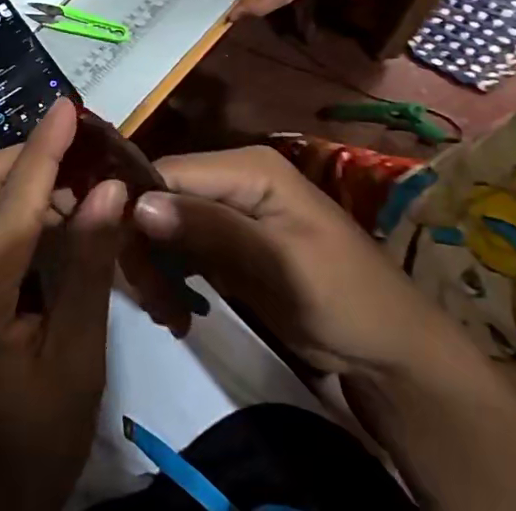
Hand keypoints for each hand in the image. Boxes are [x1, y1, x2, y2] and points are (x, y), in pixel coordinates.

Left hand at [0, 103, 128, 510]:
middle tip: (85, 161)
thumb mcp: (77, 360)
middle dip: (30, 159)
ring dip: (17, 185)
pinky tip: (40, 231)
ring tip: (74, 199)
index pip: (13, 201)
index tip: (69, 105)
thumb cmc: (34, 442)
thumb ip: (89, 268)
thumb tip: (109, 190)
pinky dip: (1, 212)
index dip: (45, 148)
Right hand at [126, 145, 439, 376]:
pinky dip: (173, 280)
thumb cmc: (343, 297)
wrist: (388, 349)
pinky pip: (182, 251)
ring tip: (168, 316)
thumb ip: (212, 229)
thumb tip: (139, 205)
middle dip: (148, 249)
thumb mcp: (279, 264)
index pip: (168, 172)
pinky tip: (177, 313)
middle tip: (155, 305)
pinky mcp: (229, 244)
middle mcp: (233, 178)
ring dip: (158, 271)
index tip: (127, 266)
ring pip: (166, 228)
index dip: (137, 211)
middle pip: (162, 199)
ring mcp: (231, 212)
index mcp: (248, 167)